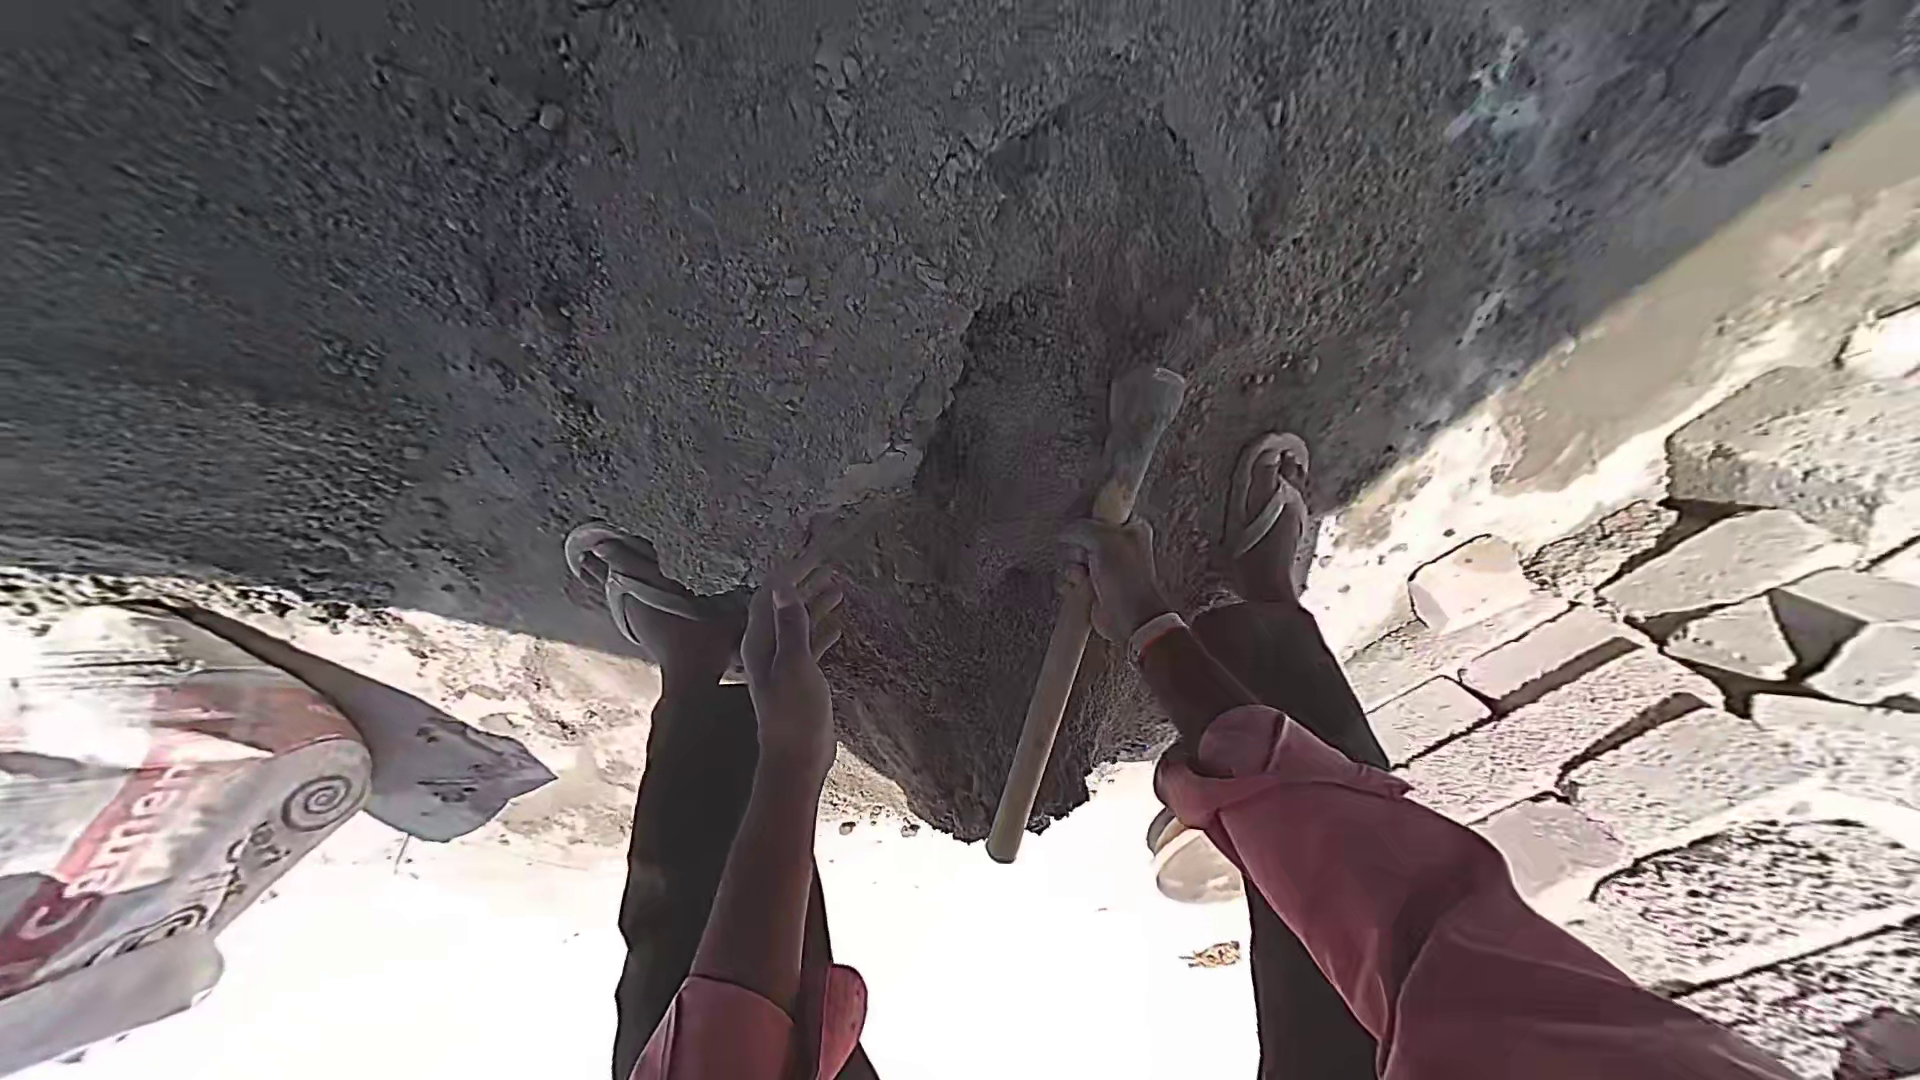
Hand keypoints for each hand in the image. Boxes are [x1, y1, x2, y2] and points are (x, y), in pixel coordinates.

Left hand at [741, 562, 844, 788]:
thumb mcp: (795, 664)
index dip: (789, 575)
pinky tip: (838, 625)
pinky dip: (822, 630)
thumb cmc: (794, 712)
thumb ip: (791, 626)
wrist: (798, 756)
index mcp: (760, 643)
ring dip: (815, 605)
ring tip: (838, 588)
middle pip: (784, 608)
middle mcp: (767, 649)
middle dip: (805, 586)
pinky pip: (810, 644)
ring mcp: (783, 664)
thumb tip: (783, 588)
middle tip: (829, 569)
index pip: (770, 598)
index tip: (812, 559)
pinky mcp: (799, 678)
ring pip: (799, 625)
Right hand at [1062, 517, 1175, 643]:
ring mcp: (1102, 565)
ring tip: (1086, 576)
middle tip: (1089, 558)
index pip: (1100, 512)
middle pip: (1080, 535)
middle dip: (1078, 548)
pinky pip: (1068, 575)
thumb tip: (1064, 532)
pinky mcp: (1090, 583)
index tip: (1086, 530)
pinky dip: (1071, 581)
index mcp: (1129, 527)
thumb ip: (1081, 527)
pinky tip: (1081, 586)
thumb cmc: (1126, 577)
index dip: (1089, 520)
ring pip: (1071, 555)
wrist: (1128, 617)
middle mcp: (1116, 544)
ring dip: (1073, 567)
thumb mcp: (1104, 539)